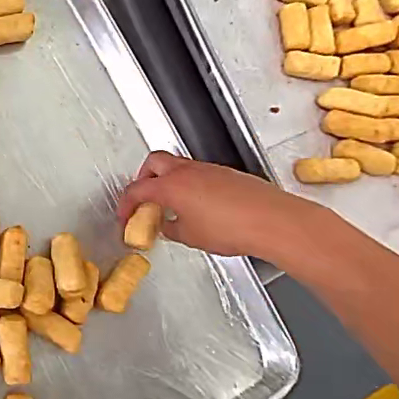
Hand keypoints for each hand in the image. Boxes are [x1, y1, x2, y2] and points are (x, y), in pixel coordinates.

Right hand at [116, 152, 323, 260]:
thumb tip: (167, 226)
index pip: (137, 190)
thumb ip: (171, 228)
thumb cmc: (233, 227)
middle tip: (143, 198)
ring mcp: (208, 169)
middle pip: (153, 162)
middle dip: (143, 179)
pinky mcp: (226, 174)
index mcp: (171, 186)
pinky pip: (198, 173)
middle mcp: (188, 171)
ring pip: (177, 165)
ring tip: (170, 205)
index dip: (126, 204)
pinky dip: (188, 185)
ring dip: (167, 181)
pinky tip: (196, 206)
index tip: (125, 215)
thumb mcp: (190, 236)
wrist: (272, 220)